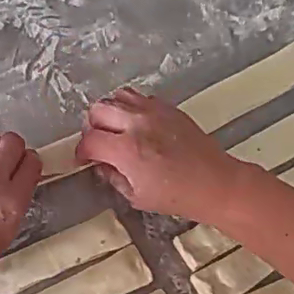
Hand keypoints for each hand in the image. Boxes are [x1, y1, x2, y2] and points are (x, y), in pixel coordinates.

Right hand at [77, 87, 249, 220]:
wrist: (213, 182)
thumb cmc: (177, 194)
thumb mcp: (135, 196)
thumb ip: (112, 176)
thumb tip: (101, 165)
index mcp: (126, 150)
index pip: (89, 140)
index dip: (81, 151)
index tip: (84, 159)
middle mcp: (138, 124)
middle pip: (97, 110)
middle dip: (91, 127)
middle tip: (97, 143)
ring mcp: (154, 112)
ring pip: (116, 97)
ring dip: (109, 113)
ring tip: (114, 130)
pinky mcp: (168, 108)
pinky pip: (138, 98)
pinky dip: (130, 108)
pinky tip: (135, 125)